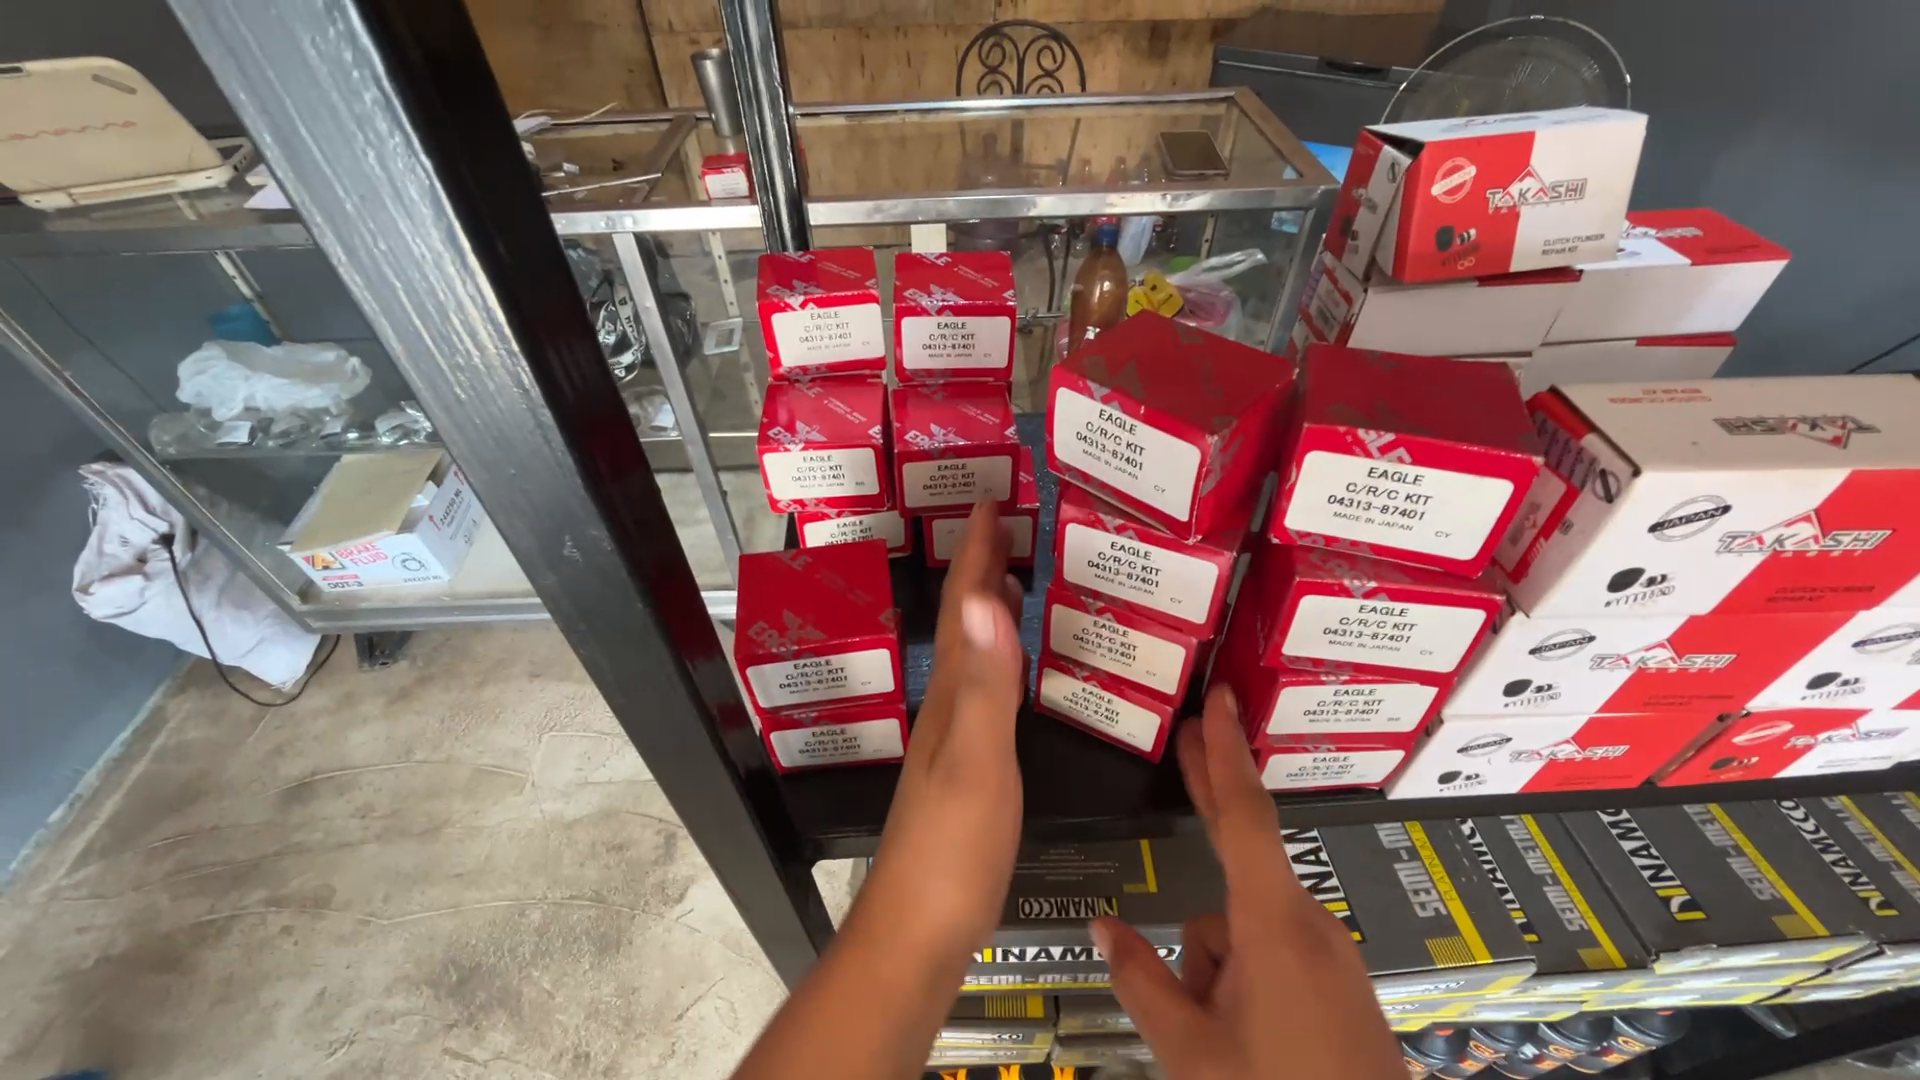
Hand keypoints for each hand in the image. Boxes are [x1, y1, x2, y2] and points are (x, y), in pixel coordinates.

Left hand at [850, 499, 1026, 957]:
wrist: (920, 928)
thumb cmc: (953, 847)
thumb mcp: (978, 760)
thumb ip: (986, 682)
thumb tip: (982, 599)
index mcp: (952, 696)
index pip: (963, 609)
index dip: (976, 554)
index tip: (988, 500)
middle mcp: (947, 706)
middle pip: (962, 624)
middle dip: (980, 570)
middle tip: (1005, 525)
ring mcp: (953, 738)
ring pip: (971, 656)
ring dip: (987, 612)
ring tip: (1011, 580)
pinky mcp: (967, 768)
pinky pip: (984, 691)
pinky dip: (998, 661)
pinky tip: (1009, 670)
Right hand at [1090, 686, 1402, 1079]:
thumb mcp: (1193, 1055)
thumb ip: (1142, 982)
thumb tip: (1103, 928)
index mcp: (1274, 927)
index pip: (1245, 819)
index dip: (1225, 755)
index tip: (1221, 701)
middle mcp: (1306, 924)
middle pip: (1246, 843)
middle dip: (1211, 787)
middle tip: (1184, 730)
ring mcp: (1326, 954)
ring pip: (1242, 925)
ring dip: (1212, 961)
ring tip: (1216, 1037)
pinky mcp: (1336, 983)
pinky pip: (1270, 952)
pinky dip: (1239, 976)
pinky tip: (1239, 1037)